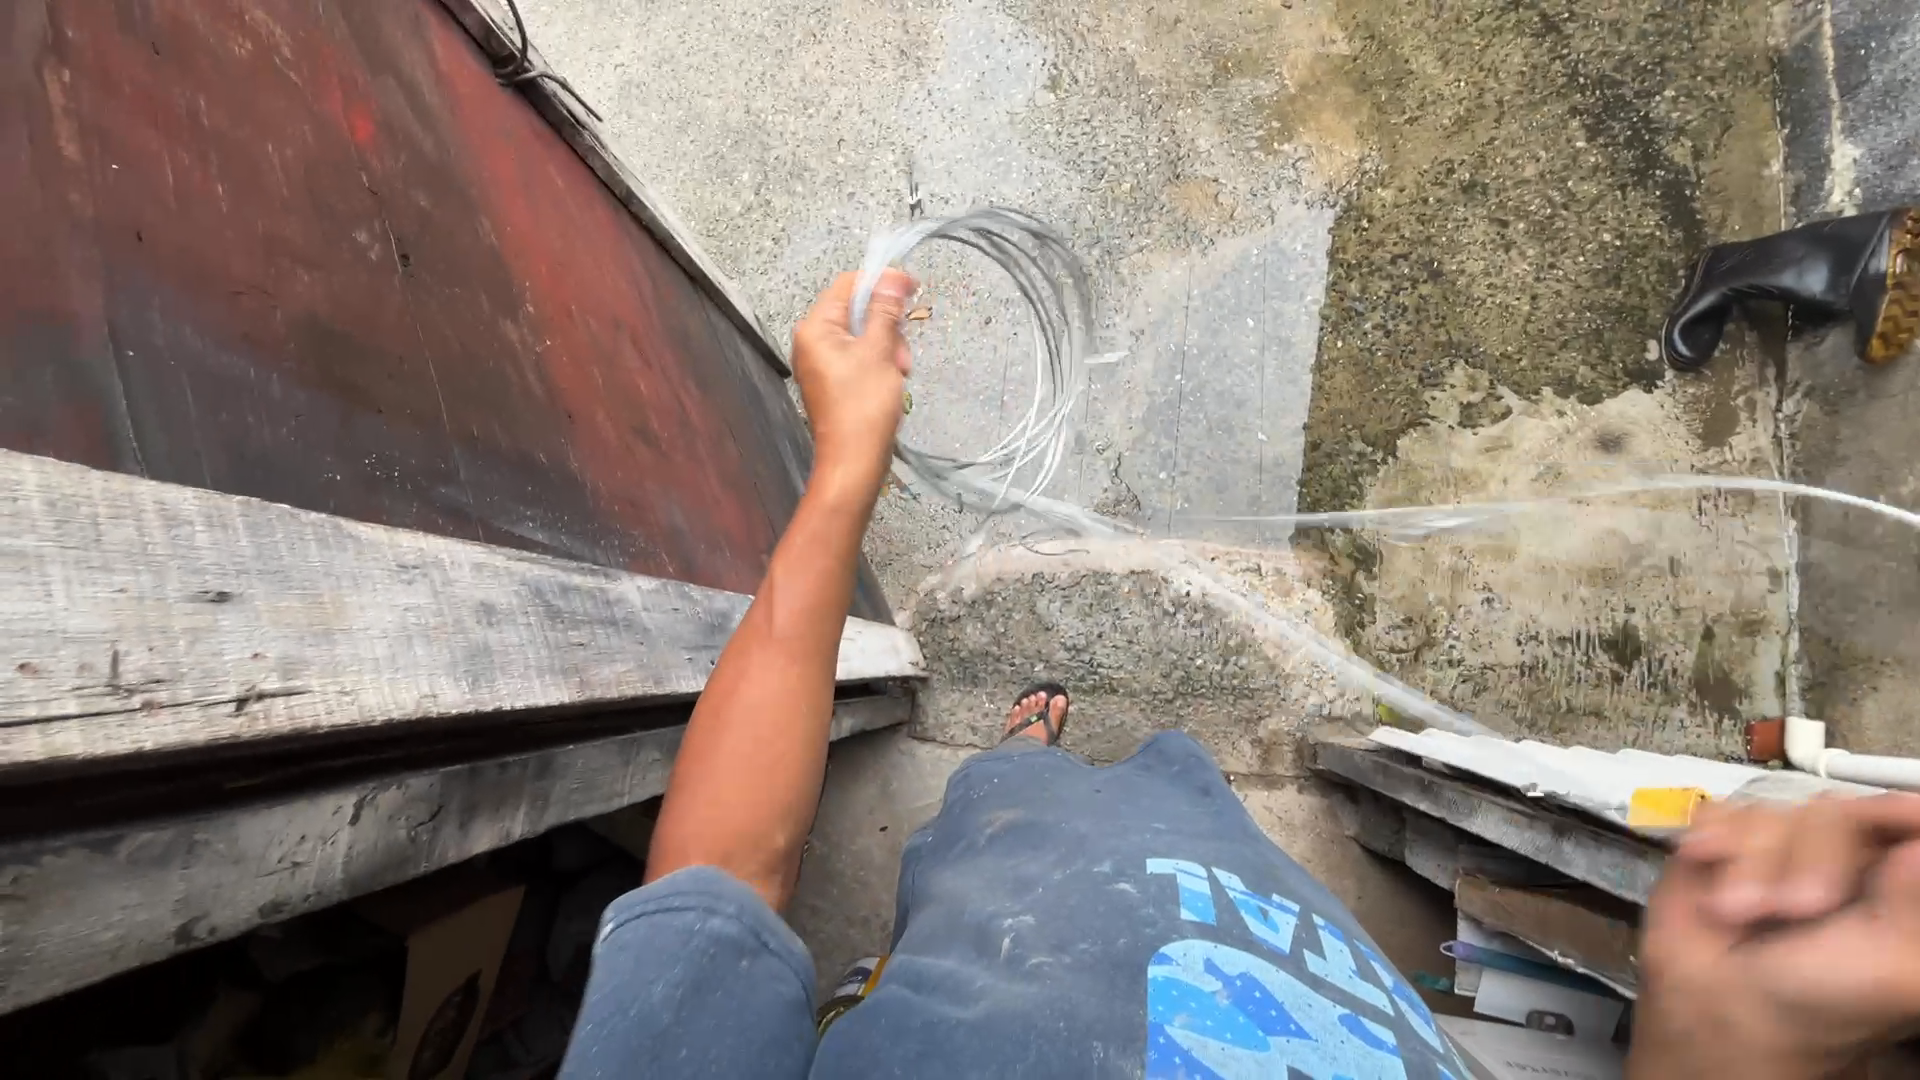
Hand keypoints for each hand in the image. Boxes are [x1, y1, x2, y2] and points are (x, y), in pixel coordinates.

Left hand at [791, 268, 916, 501]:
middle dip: (887, 324)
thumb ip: (885, 312)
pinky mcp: (835, 382)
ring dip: (889, 346)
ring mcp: (823, 363)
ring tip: (900, 371)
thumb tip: (891, 280)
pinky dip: (881, 363)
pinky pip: (861, 358)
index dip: (881, 281)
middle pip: (856, 311)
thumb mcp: (880, 352)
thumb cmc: (863, 409)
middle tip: (904, 348)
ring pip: (863, 336)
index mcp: (816, 329)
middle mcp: (813, 342)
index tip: (911, 286)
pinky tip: (892, 380)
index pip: (848, 285)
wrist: (854, 461)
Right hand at [1629, 796, 1919, 1078]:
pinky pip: (1715, 811)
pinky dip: (1707, 838)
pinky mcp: (1717, 840)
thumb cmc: (1822, 995)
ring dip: (1746, 864)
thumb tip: (1916, 845)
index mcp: (1897, 882)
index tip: (1882, 820)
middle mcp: (1841, 857)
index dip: (1889, 813)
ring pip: (1766, 813)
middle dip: (1802, 861)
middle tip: (1790, 909)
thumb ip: (1909, 905)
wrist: (1718, 995)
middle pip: (1830, 812)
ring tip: (1736, 909)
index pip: (1901, 819)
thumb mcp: (1894, 964)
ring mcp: (1774, 847)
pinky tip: (1704, 864)